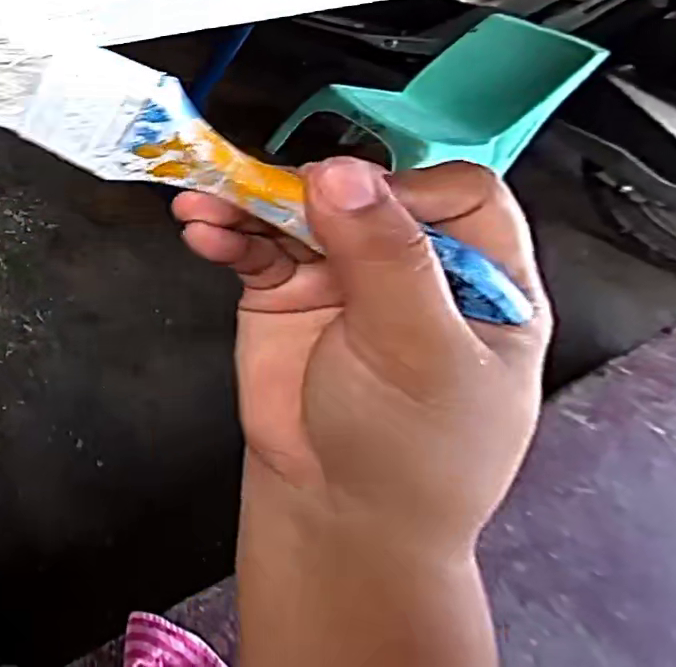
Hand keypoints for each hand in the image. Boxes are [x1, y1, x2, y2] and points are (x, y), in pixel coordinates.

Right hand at [172, 157, 549, 554]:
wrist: (333, 503)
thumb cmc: (410, 445)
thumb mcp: (418, 351)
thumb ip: (385, 258)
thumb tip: (342, 171)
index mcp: (474, 278)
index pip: (453, 196)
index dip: (405, 188)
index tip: (351, 204)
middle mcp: (402, 266)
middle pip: (351, 194)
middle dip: (298, 189)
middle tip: (254, 191)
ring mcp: (335, 275)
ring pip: (288, 214)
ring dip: (240, 204)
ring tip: (200, 204)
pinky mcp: (279, 290)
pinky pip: (248, 247)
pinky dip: (222, 235)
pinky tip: (201, 232)